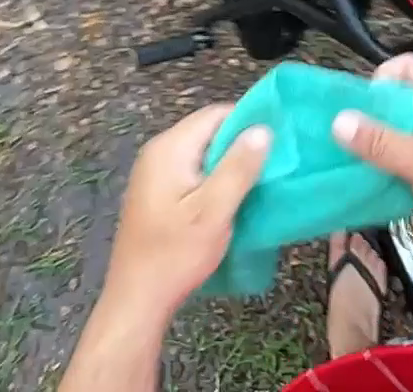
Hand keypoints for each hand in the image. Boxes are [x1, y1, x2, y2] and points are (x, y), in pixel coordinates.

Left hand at [99, 105, 270, 325]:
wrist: (137, 298)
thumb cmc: (176, 253)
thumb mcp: (214, 211)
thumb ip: (238, 167)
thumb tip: (263, 129)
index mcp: (170, 147)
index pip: (215, 114)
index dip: (247, 121)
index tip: (275, 140)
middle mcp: (158, 150)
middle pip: (207, 130)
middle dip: (238, 144)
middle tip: (269, 164)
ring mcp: (153, 170)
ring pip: (200, 151)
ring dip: (226, 163)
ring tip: (254, 182)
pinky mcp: (154, 190)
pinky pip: (190, 168)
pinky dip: (211, 176)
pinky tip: (227, 199)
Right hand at [333, 53, 412, 266]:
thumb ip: (379, 141)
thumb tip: (340, 122)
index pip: (407, 65)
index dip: (382, 78)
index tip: (362, 104)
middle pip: (402, 97)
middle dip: (376, 113)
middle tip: (352, 132)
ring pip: (404, 127)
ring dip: (382, 139)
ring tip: (358, 155)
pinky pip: (410, 151)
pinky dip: (393, 159)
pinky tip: (376, 175)